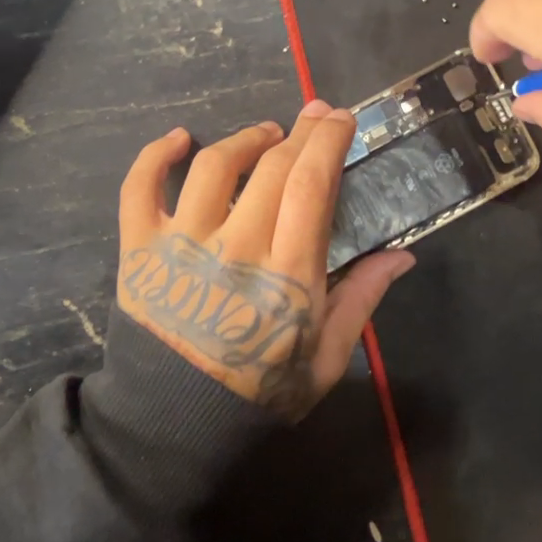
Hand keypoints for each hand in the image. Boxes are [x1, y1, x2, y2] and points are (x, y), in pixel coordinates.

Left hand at [117, 99, 415, 419]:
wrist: (173, 425)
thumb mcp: (326, 358)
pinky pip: (139, 187)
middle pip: (272, 166)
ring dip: (245, 138)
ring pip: (213, 165)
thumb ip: (362, 300)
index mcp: (287, 274)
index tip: (341, 119)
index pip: (313, 185)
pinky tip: (178, 138)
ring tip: (266, 134)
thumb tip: (402, 254)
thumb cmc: (259, 393)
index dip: (329, 141)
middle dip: (301, 132)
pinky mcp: (138, 247)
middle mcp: (235, 246)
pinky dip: (154, 155)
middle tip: (315, 116)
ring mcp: (181, 243)